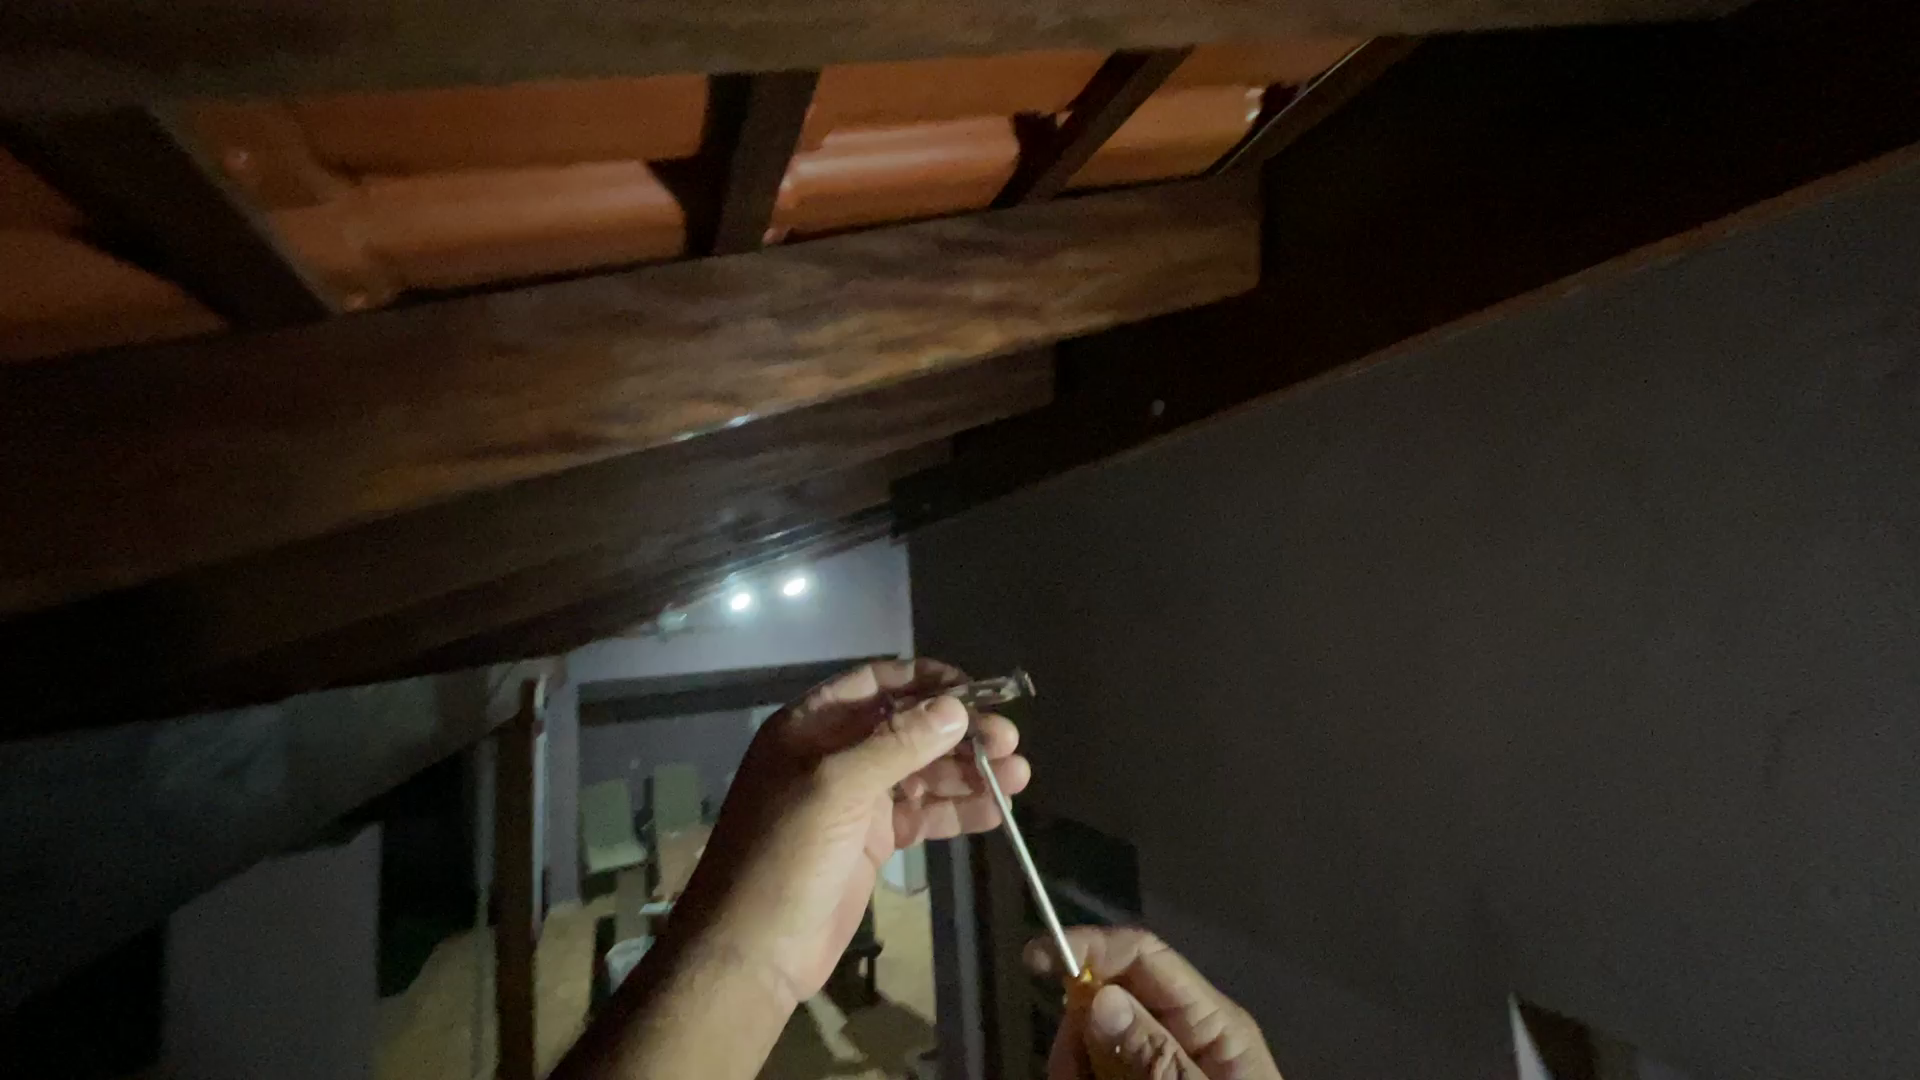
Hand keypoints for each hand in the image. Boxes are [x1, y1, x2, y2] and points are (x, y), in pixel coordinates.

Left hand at [671, 658, 1029, 1005]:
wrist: (751, 954)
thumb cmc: (784, 855)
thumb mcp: (837, 788)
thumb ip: (897, 744)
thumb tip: (955, 707)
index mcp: (814, 725)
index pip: (878, 683)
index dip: (928, 681)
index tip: (977, 690)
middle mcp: (837, 753)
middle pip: (909, 727)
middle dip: (960, 731)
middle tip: (1009, 741)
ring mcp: (857, 798)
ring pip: (922, 771)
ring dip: (968, 772)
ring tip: (1018, 775)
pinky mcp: (873, 839)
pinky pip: (922, 814)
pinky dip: (957, 810)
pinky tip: (996, 811)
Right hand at [1030, 928, 1283, 1079]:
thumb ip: (1157, 1058)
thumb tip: (1100, 996)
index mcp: (1211, 1022)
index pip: (1144, 953)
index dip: (1090, 945)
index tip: (1035, 959)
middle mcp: (1185, 1031)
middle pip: (1111, 993)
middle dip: (1076, 1026)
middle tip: (1062, 1074)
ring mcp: (1164, 1062)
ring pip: (1097, 1035)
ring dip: (1075, 1062)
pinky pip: (1101, 1068)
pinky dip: (1084, 1076)